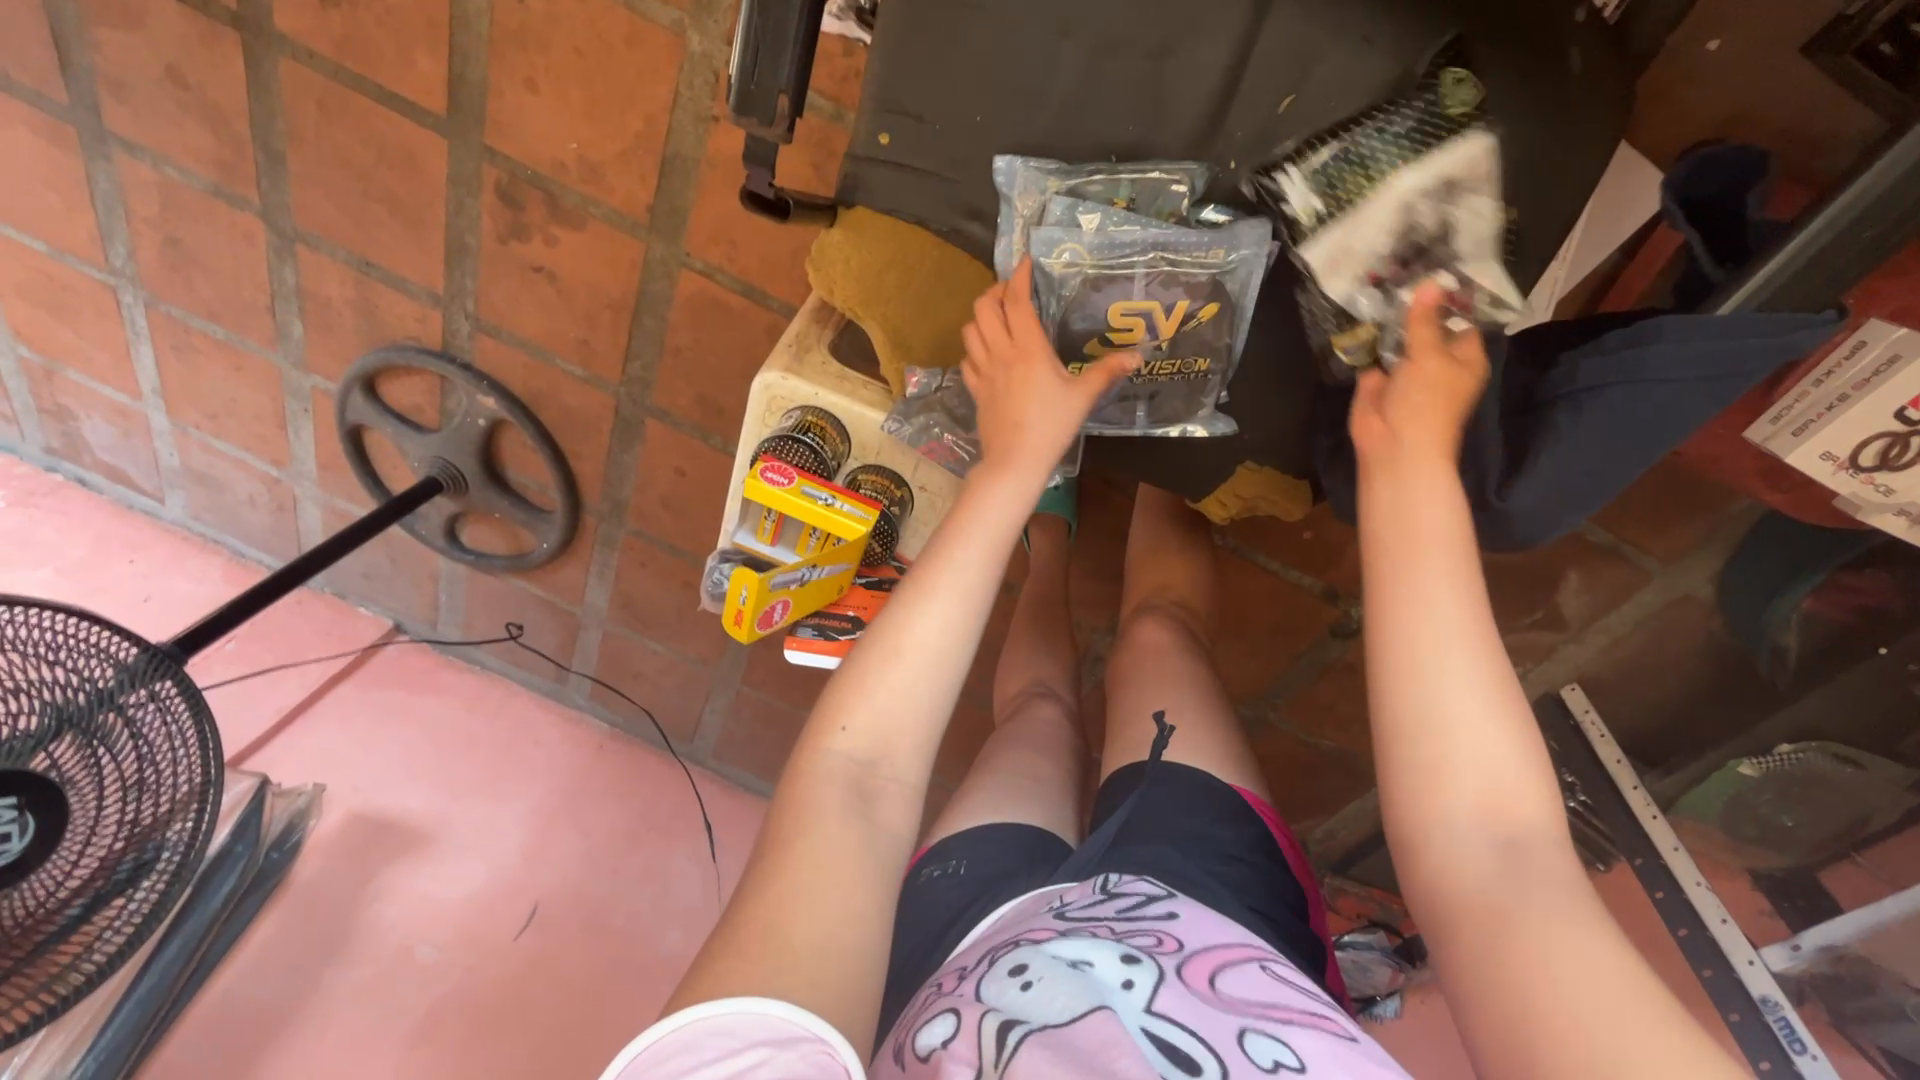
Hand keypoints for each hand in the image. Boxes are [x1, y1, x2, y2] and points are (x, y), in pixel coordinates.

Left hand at [961, 258, 1138, 479]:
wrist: (1015, 461)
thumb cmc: (1051, 427)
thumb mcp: (1083, 398)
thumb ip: (1106, 372)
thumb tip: (1137, 356)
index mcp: (1029, 349)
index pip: (1017, 301)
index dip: (1019, 277)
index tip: (1025, 264)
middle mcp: (1001, 354)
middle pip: (984, 308)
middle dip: (995, 292)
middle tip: (1012, 293)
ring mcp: (984, 372)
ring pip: (970, 330)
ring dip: (981, 317)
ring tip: (997, 319)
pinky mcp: (975, 390)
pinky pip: (967, 359)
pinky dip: (974, 348)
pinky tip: (986, 353)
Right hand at [1348, 281, 1490, 469]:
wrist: (1393, 445)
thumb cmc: (1426, 401)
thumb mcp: (1430, 355)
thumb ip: (1425, 320)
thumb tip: (1431, 282)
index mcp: (1464, 358)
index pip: (1461, 320)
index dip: (1449, 299)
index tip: (1433, 268)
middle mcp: (1437, 363)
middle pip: (1428, 327)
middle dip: (1415, 307)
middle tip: (1401, 268)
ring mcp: (1406, 372)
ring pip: (1400, 340)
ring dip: (1390, 321)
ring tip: (1379, 284)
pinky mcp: (1378, 382)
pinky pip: (1375, 354)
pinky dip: (1368, 340)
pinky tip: (1360, 315)